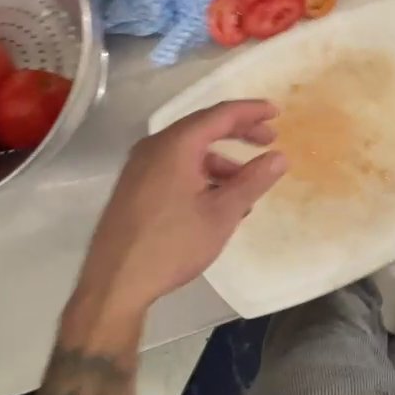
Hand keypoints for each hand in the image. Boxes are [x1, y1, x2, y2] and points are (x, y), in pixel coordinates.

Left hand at [62, 100, 286, 343]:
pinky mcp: (134, 187)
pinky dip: (201, 173)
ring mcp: (140, 167)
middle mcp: (154, 147)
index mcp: (176, 145)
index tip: (277, 112)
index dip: (252, 111)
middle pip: (203, 128)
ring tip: (246, 183)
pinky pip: (174, 166)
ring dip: (221, 159)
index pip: (220, 115)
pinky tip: (216, 200)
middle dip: (239, 132)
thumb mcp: (222, 213)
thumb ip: (253, 181)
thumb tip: (280, 157)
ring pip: (189, 150)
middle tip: (269, 140)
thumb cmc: (172, 245)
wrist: (115, 283)